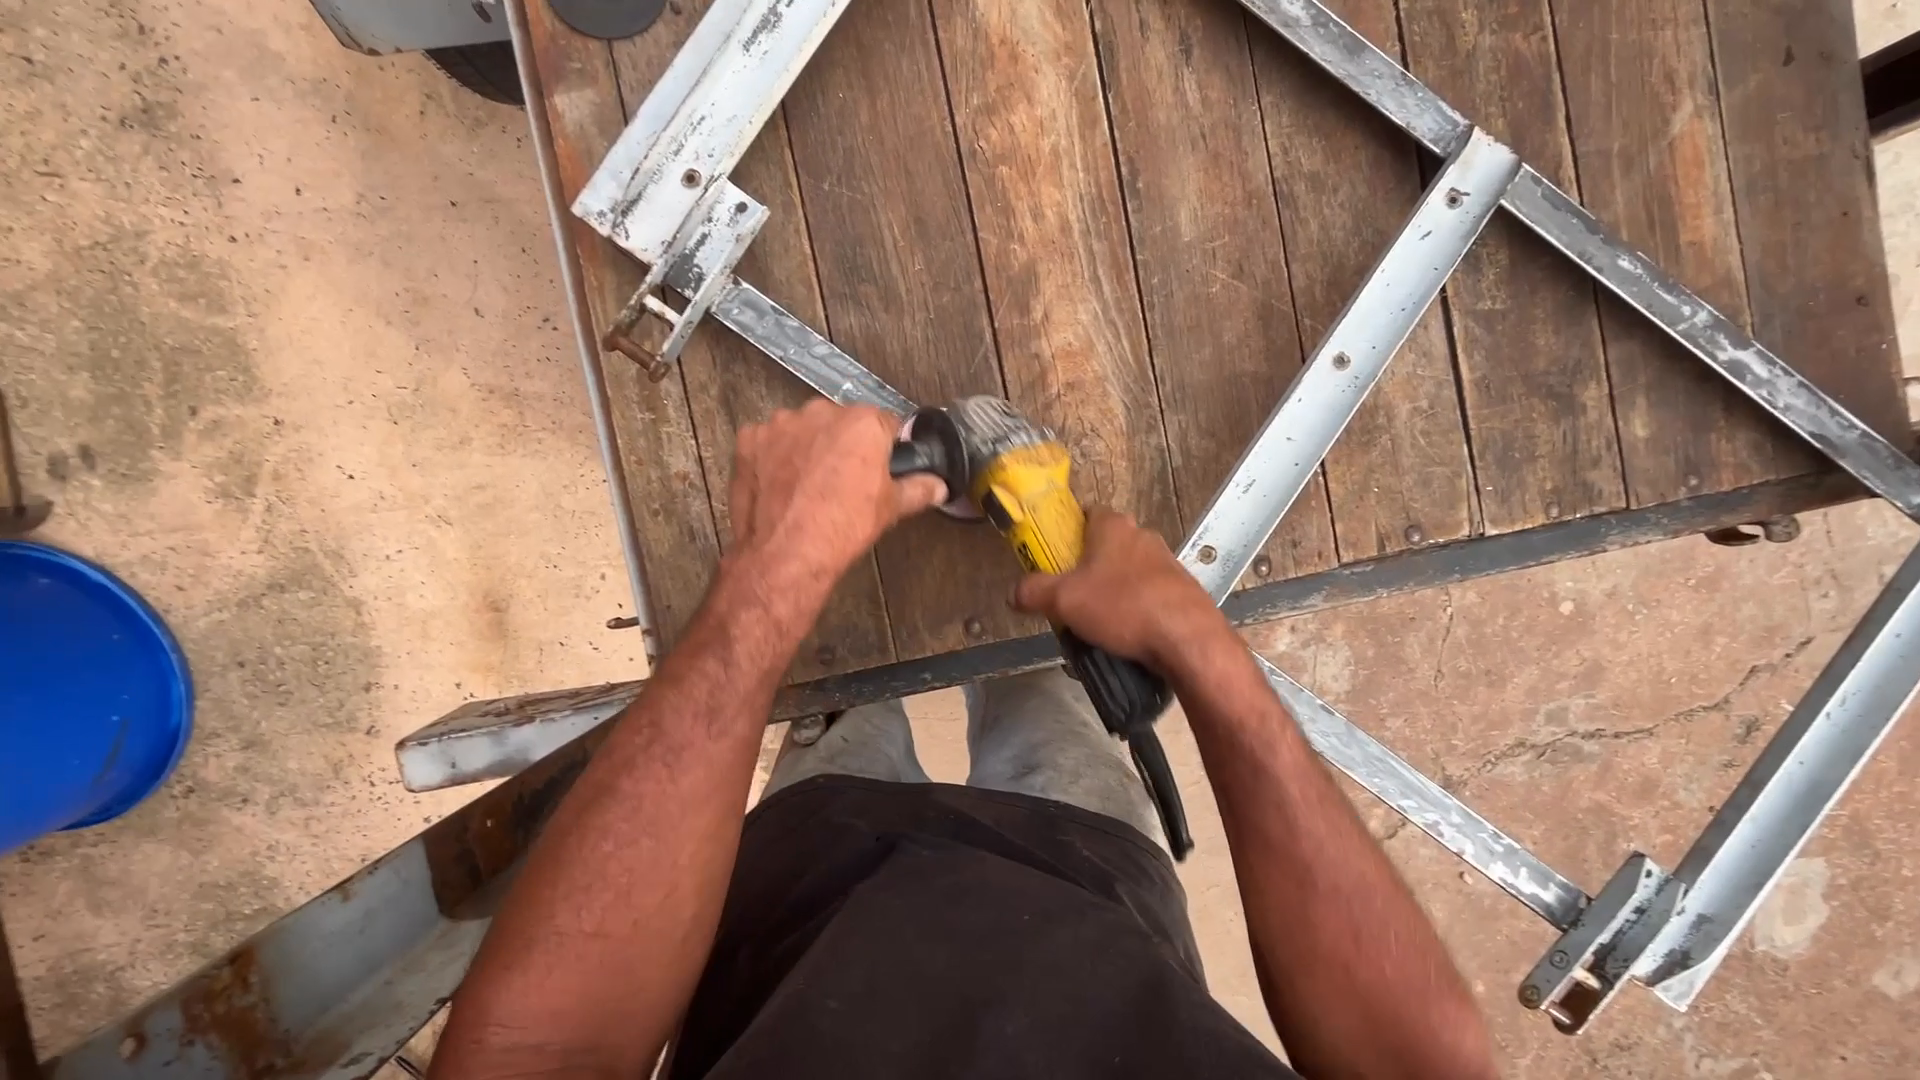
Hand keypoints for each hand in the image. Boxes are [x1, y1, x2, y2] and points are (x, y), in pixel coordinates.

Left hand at [727, 401, 946, 587]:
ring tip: (809, 487)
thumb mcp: (890, 509)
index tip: (880, 463)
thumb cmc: (839, 528)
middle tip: (844, 481)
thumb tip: (936, 486)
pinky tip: (782, 486)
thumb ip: (918, 489)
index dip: (884, 446)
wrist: (786, 551)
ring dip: (807, 448)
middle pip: (841, 422)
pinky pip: (768, 442)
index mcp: (863, 423)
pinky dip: (773, 458)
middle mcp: (822, 413)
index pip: (884, 422)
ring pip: (803, 430)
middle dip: (843, 445)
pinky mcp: (750, 439)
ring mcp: (782, 424)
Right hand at [1011, 509, 1234, 674]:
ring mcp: (1167, 563)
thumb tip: (1014, 593)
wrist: (1188, 639)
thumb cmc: (1122, 606)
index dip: (1068, 530)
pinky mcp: (1183, 591)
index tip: (1055, 554)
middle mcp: (1143, 536)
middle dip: (1088, 568)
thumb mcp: (1063, 601)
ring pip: (1128, 572)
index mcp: (1113, 526)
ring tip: (1096, 624)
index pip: (1087, 512)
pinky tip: (1126, 636)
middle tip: (1069, 595)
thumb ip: (1033, 592)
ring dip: (1112, 592)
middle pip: (1106, 545)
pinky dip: (1135, 610)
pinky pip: (1148, 595)